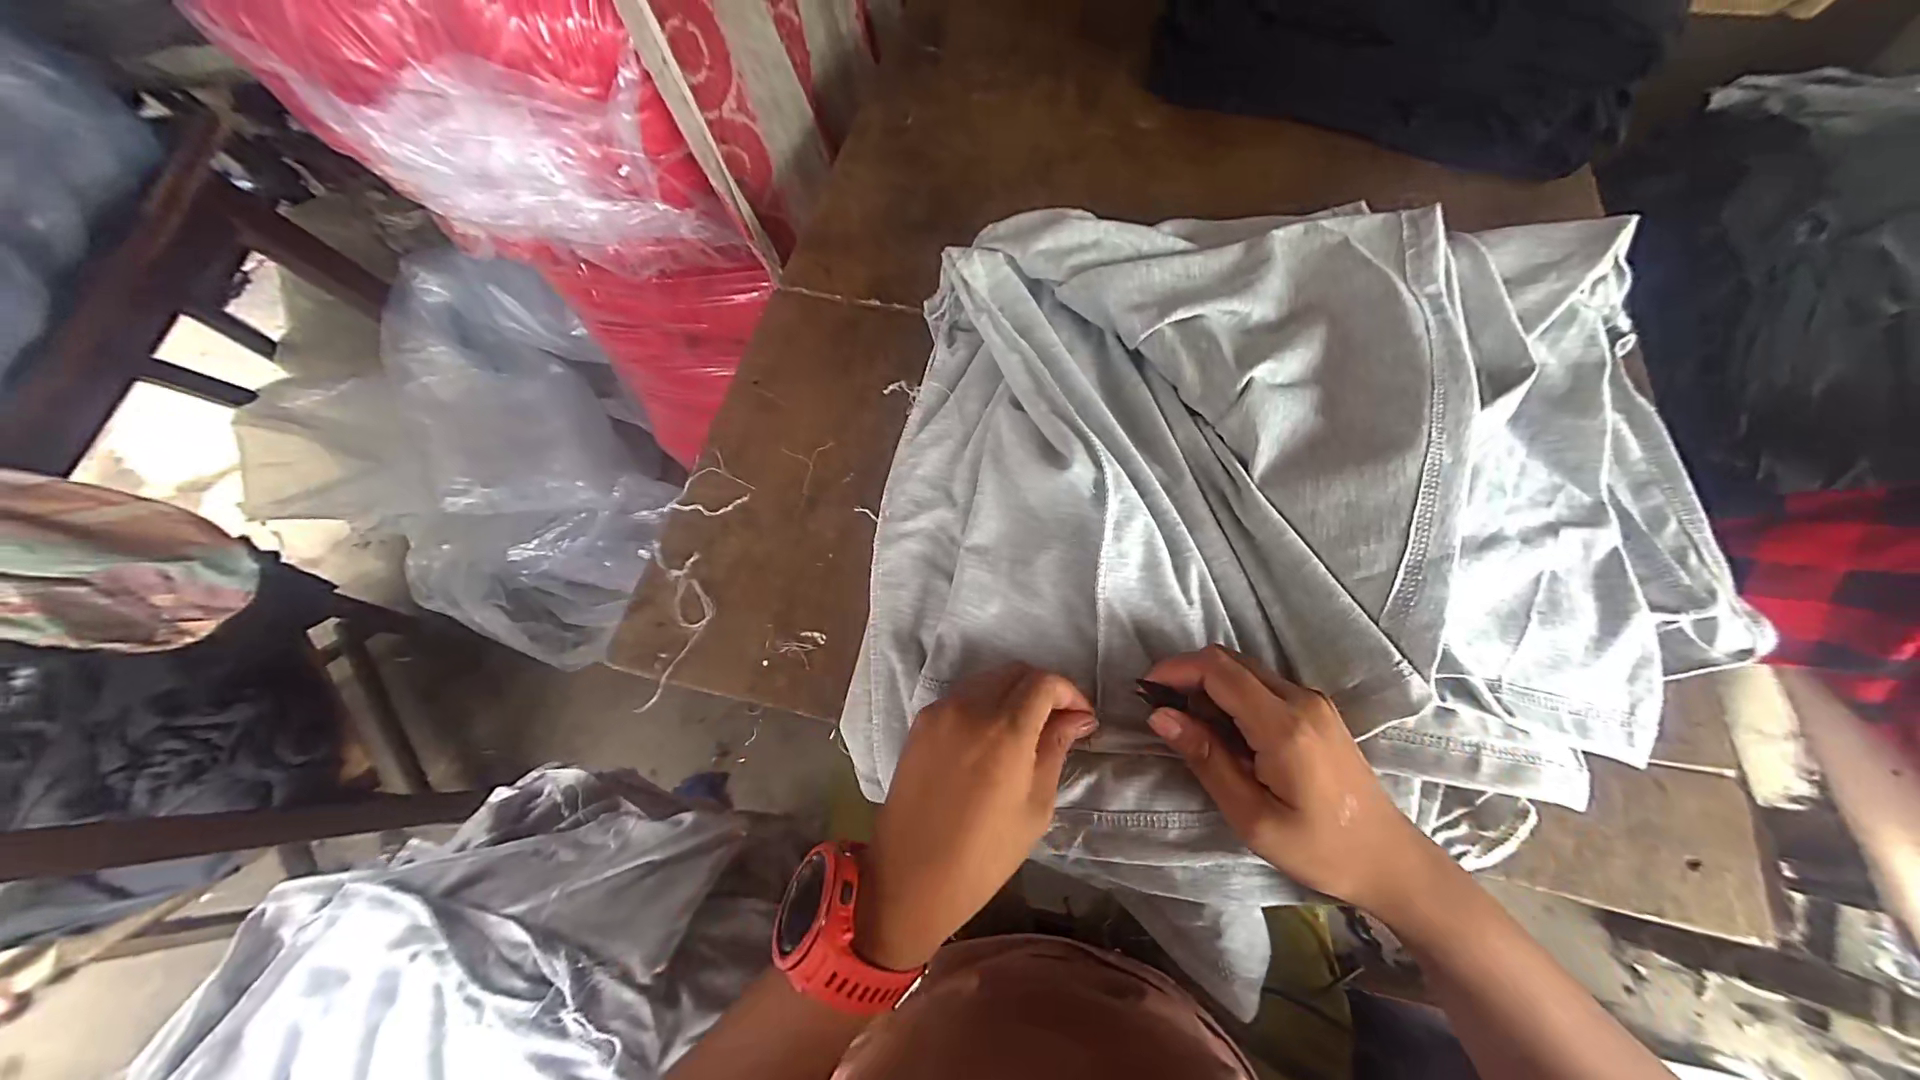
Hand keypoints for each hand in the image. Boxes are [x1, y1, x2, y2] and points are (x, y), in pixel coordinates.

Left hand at [855, 664, 1096, 969]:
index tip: (1082, 718)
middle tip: (1059, 721)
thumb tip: (1078, 718)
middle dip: (1043, 689)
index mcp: (1005, 730)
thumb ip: (1055, 749)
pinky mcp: (921, 721)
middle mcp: (970, 708)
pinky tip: (992, 735)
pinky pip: (963, 695)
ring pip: (988, 679)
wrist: (911, 875)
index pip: (1044, 682)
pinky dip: (985, 702)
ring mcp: (941, 710)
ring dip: (1013, 692)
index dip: (1070, 693)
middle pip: (1016, 671)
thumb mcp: (1035, 806)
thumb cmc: (984, 854)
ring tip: (1027, 728)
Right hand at [1144, 646, 1443, 919]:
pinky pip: (1261, 684)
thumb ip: (1206, 759)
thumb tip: (1160, 715)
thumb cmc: (1319, 849)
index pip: (1218, 670)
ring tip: (1193, 730)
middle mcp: (1301, 699)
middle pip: (1228, 660)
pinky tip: (1226, 732)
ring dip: (1208, 686)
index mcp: (1285, 726)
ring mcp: (1312, 700)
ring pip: (1243, 669)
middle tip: (1164, 715)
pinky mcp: (1316, 709)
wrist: (1390, 861)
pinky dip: (1231, 695)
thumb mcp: (1251, 817)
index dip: (1174, 670)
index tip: (1145, 692)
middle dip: (1187, 676)